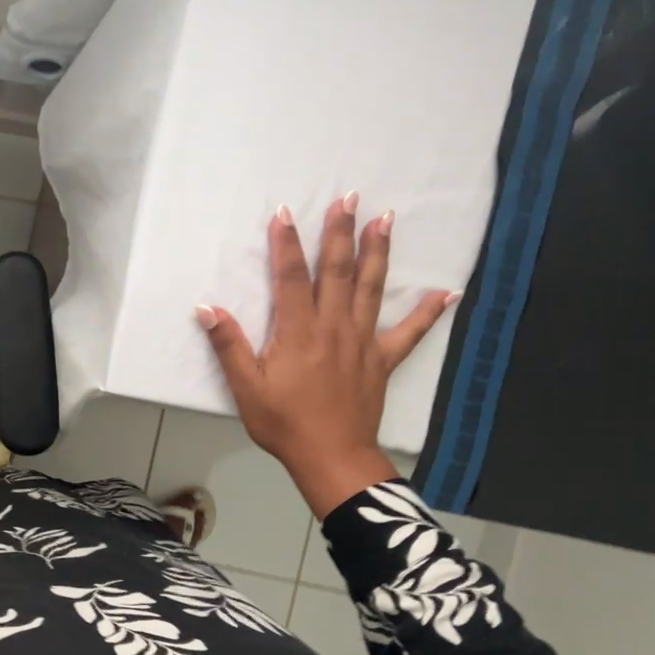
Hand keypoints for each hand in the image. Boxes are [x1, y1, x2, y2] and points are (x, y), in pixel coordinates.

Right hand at [197, 194, 458, 517]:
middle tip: (348, 198)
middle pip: (337, 272)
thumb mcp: (245, 386)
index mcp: (298, 332)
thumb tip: (207, 308)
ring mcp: (363, 341)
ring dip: (377, 252)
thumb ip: (229, 345)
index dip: (287, 244)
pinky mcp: (382, 360)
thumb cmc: (282, 422)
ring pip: (371, 288)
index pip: (291, 278)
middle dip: (340, 233)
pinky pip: (410, 332)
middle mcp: (334, 327)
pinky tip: (447, 292)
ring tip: (385, 220)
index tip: (285, 213)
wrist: (331, 456)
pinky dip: (428, 311)